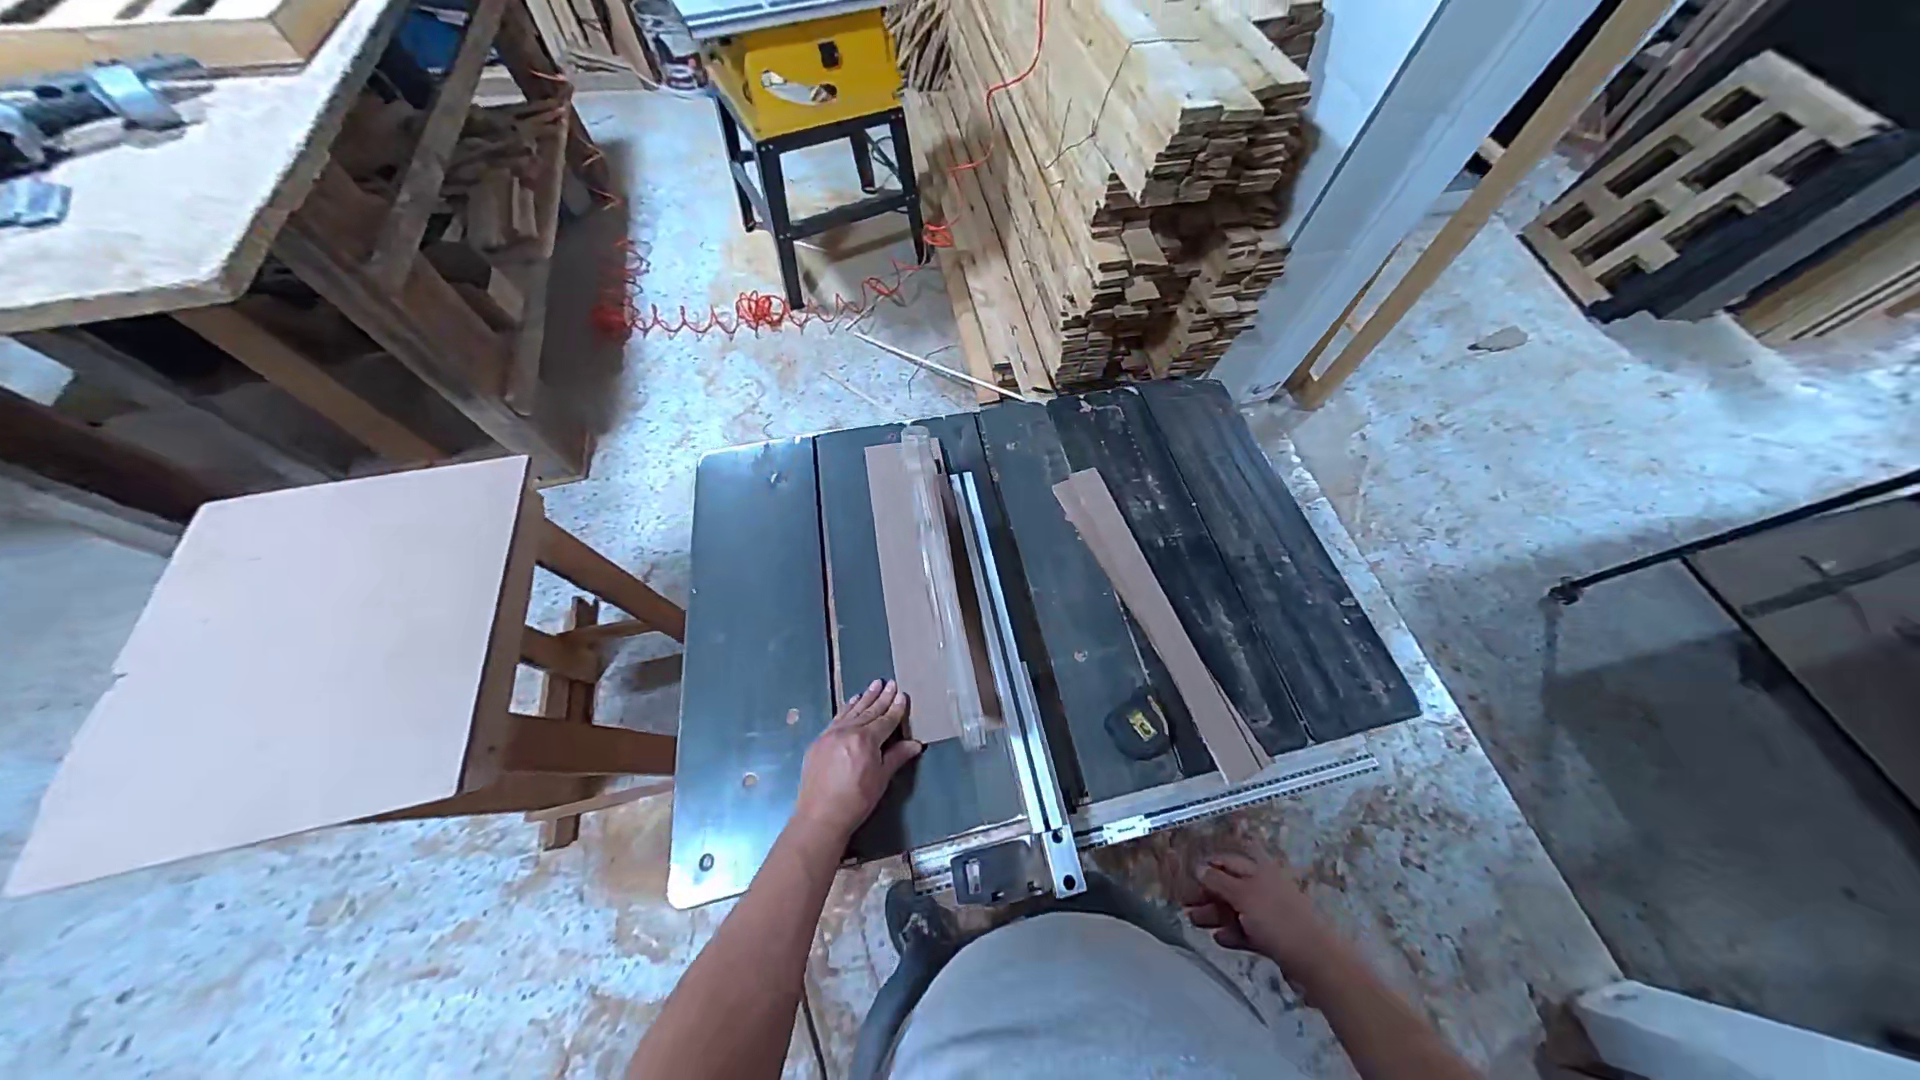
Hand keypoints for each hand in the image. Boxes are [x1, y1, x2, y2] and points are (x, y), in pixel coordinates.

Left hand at [792, 680, 922, 842]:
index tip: (902, 695)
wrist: (820, 816)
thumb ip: (896, 757)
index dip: (896, 708)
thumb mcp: (881, 779)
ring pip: (851, 711)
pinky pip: (836, 719)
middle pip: (869, 711)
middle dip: (881, 697)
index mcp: (866, 740)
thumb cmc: (856, 800)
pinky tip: (851, 703)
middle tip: (890, 683)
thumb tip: (915, 744)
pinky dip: (846, 709)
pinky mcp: (819, 742)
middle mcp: (847, 731)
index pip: (886, 720)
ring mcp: (830, 735)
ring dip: (864, 698)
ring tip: (873, 685)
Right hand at [1178, 851, 1341, 975]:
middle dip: (1206, 894)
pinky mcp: (1274, 936)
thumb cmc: (1277, 919)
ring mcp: (1269, 913)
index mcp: (1258, 869)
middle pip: (1229, 885)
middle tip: (1185, 904)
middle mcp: (1263, 886)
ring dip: (1215, 914)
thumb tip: (1199, 867)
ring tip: (1194, 922)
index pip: (1226, 860)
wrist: (1316, 961)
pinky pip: (1247, 930)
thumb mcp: (1243, 894)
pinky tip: (1219, 939)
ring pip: (1236, 909)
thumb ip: (1218, 880)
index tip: (1186, 878)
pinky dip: (1232, 932)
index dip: (1205, 867)